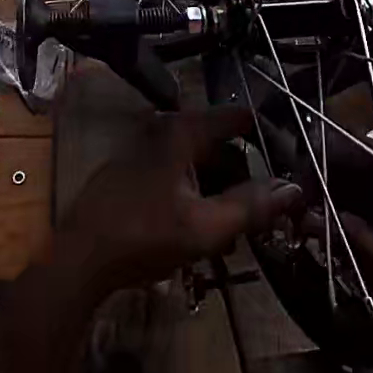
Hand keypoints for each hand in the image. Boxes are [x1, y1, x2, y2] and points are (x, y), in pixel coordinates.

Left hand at [58, 105, 302, 292]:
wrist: (81, 255)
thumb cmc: (143, 236)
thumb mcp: (205, 227)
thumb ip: (250, 205)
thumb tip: (292, 188)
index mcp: (179, 133)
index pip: (234, 117)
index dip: (264, 133)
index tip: (291, 155)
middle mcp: (161, 131)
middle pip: (216, 141)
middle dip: (244, 171)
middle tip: (269, 201)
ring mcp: (143, 150)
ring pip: (196, 160)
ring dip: (219, 187)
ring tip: (239, 224)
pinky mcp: (133, 171)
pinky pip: (176, 172)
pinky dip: (196, 191)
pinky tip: (204, 224)